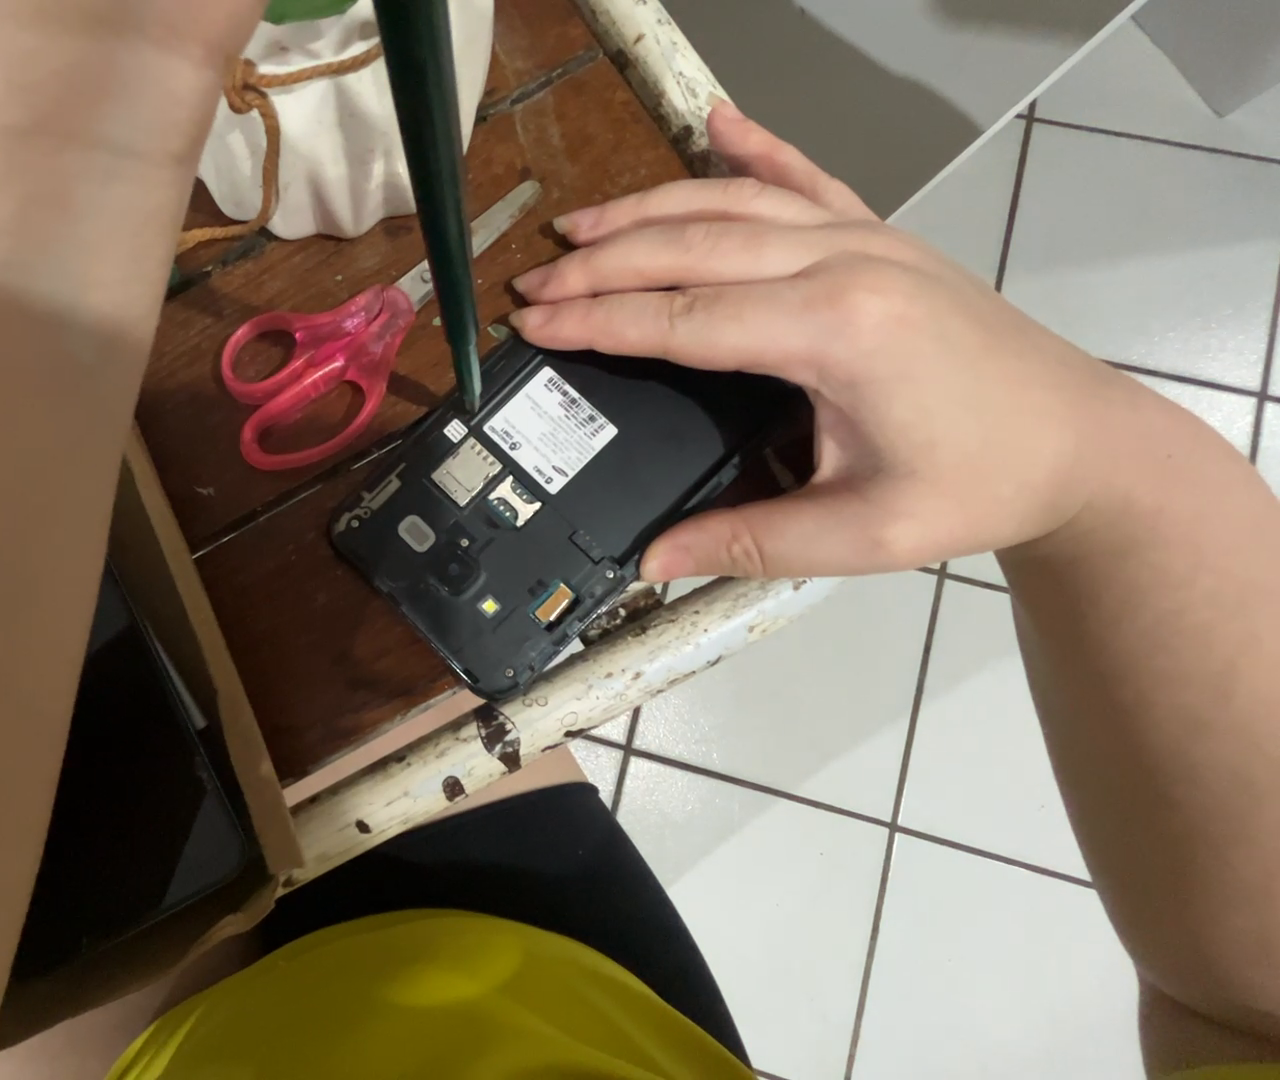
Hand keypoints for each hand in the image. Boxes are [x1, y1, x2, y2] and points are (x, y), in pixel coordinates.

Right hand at [508, 100, 1147, 581]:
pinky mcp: (880, 236)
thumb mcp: (857, 535)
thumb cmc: (974, 486)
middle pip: (691, 248)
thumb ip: (744, 542)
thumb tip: (649, 559)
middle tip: (532, 284)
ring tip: (576, 225)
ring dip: (645, 209)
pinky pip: (805, 177)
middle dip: (599, 265)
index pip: (680, 318)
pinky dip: (754, 147)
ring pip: (732, 203)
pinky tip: (716, 120)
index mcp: (832, 330)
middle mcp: (844, 262)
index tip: (533, 326)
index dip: (597, 321)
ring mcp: (866, 237)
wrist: (1083, 444)